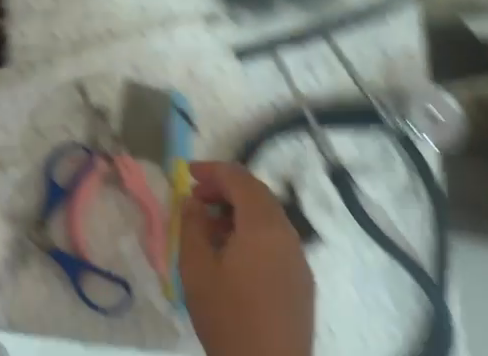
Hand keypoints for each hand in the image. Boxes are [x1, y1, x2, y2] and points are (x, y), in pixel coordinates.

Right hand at [180, 161, 314, 355]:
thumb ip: (193, 225)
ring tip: (208, 227)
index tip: (186, 174)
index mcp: (264, 228)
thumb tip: (194, 203)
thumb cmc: (228, 317)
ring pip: (269, 219)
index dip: (213, 170)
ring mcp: (299, 263)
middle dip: (225, 189)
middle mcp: (288, 238)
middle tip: (195, 198)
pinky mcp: (301, 284)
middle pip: (258, 196)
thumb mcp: (196, 267)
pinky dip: (251, 232)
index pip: (241, 180)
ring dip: (238, 211)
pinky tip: (230, 254)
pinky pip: (276, 241)